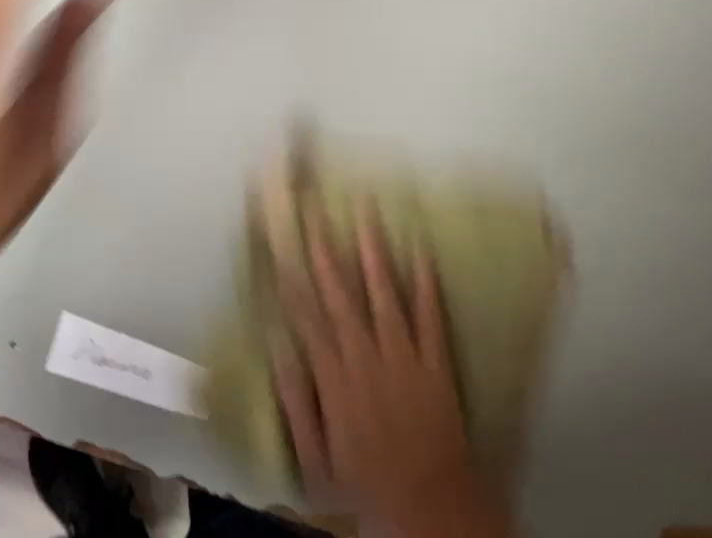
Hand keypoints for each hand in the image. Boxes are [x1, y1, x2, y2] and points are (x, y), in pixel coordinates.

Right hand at [274, 200, 511, 537]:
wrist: (430, 500)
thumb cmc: (365, 479)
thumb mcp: (314, 452)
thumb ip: (294, 399)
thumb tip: (276, 347)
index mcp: (333, 378)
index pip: (306, 316)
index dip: (291, 276)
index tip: (281, 242)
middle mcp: (365, 358)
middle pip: (340, 296)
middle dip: (325, 251)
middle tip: (315, 211)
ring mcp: (404, 356)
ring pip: (384, 294)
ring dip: (373, 251)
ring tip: (365, 212)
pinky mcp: (436, 362)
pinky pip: (430, 316)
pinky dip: (426, 282)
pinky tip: (421, 248)